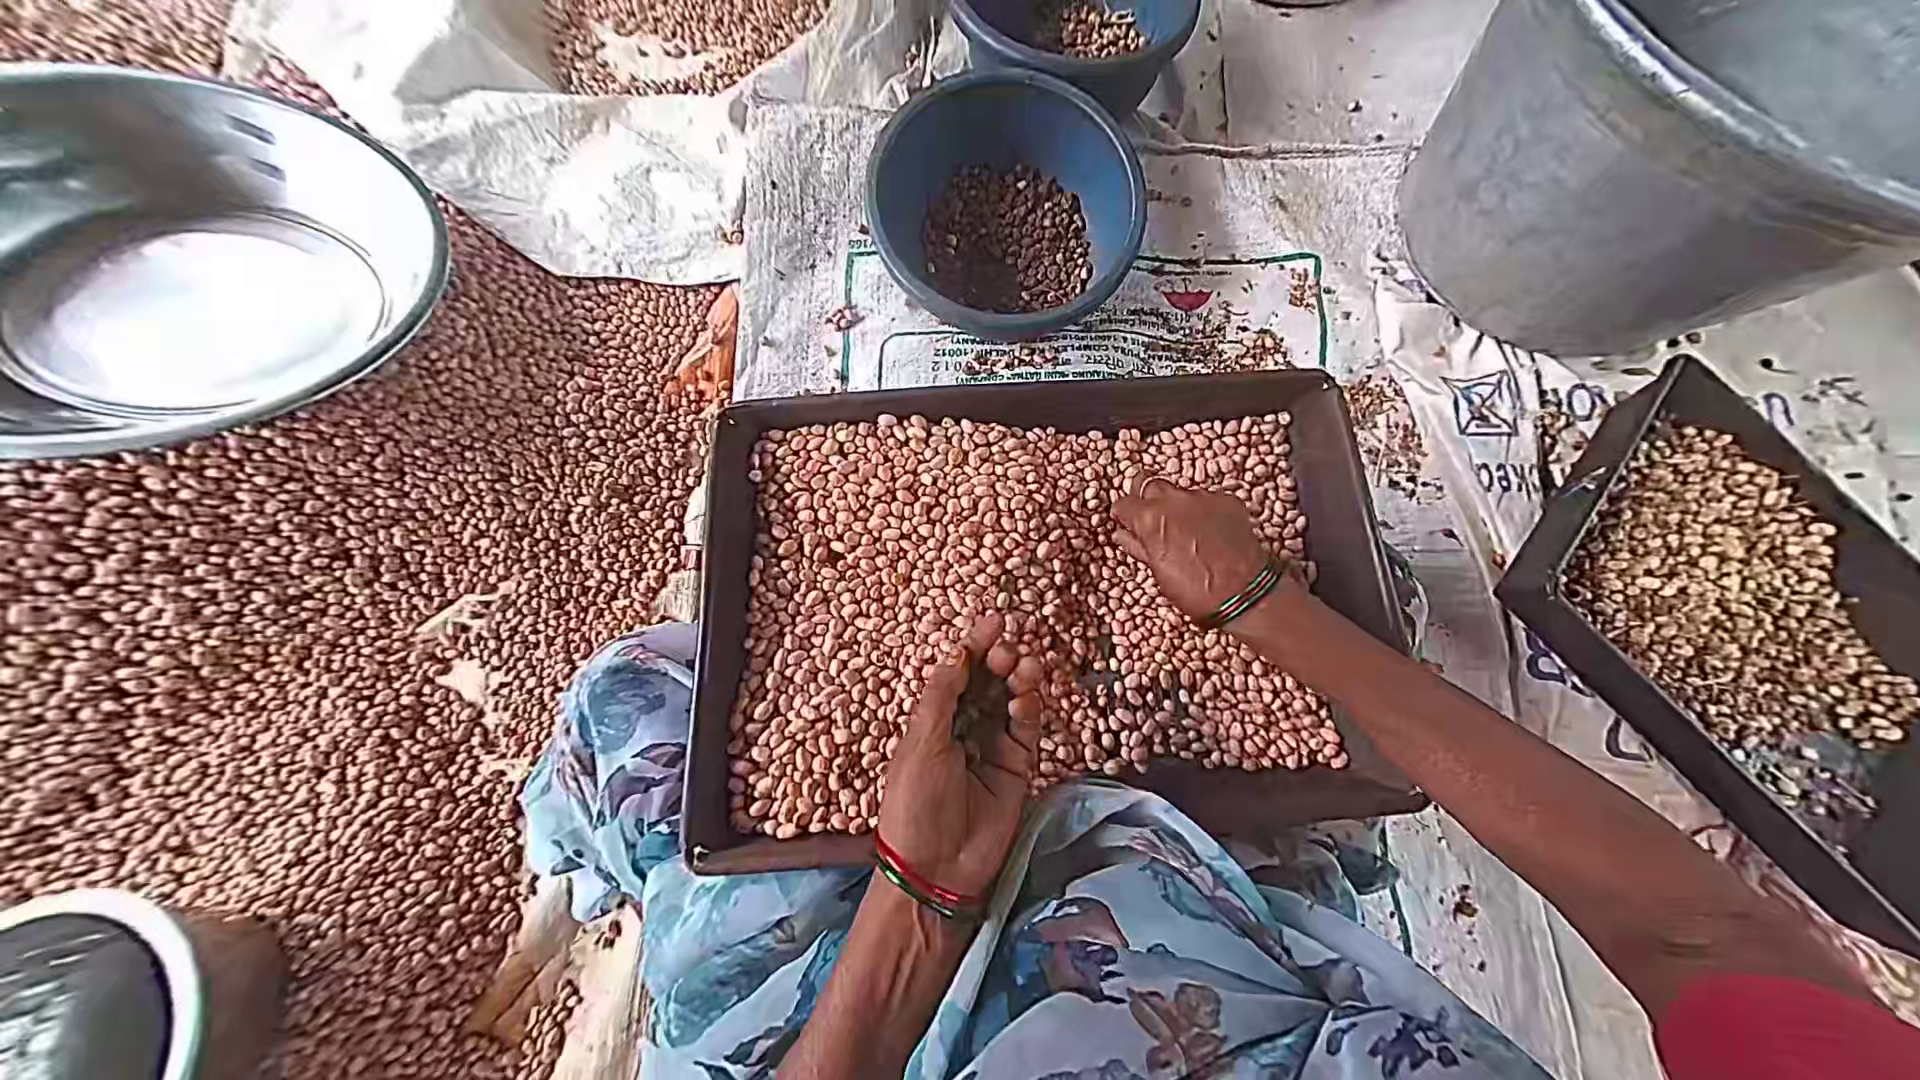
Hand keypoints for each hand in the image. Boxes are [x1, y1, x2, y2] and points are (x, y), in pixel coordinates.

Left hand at [877, 614, 1045, 899]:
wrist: (935, 869)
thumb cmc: (915, 801)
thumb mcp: (921, 742)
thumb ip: (943, 696)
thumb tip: (959, 653)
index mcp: (936, 718)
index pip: (960, 672)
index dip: (976, 645)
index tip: (995, 620)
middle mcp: (966, 726)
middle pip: (988, 680)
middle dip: (999, 658)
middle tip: (1007, 648)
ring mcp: (993, 745)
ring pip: (1010, 699)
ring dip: (1017, 678)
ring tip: (1020, 665)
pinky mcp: (1017, 766)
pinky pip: (1025, 728)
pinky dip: (1028, 707)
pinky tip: (1024, 695)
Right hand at [1112, 479, 1286, 620]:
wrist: (1244, 594)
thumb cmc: (1197, 590)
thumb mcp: (1159, 572)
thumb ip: (1140, 547)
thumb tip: (1123, 535)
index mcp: (1149, 519)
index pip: (1124, 504)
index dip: (1124, 515)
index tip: (1127, 524)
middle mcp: (1174, 501)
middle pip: (1149, 485)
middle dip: (1147, 500)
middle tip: (1152, 521)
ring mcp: (1203, 498)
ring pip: (1180, 492)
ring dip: (1177, 507)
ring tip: (1184, 531)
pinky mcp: (1227, 501)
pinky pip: (1208, 500)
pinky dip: (1203, 512)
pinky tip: (1208, 533)